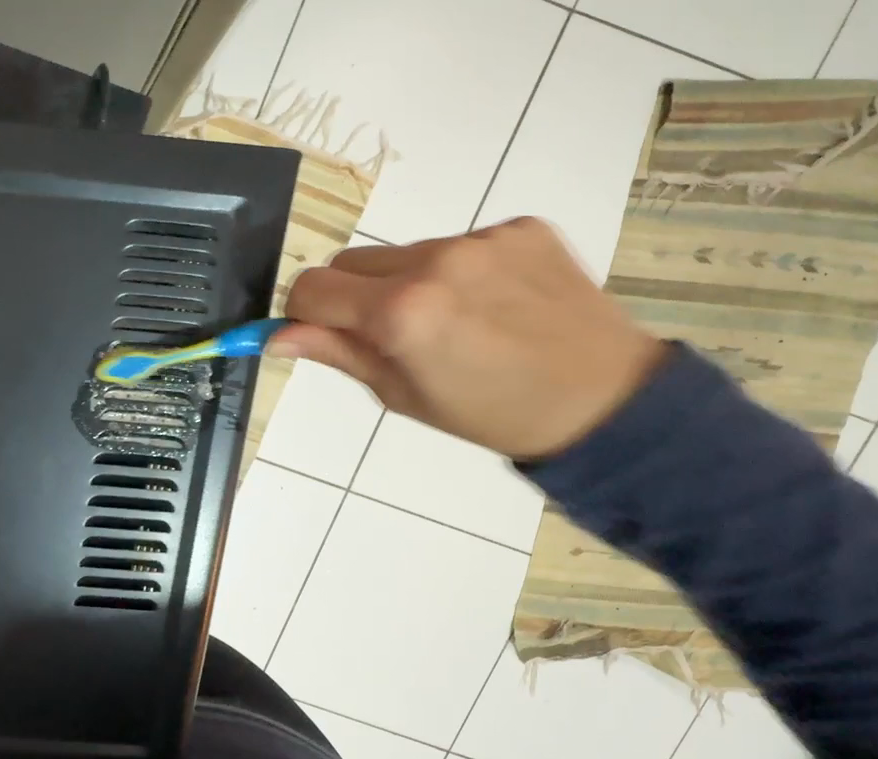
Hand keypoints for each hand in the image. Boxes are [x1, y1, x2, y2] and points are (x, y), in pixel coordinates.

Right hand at [268, 217, 664, 459]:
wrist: (599, 396)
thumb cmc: (487, 412)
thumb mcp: (399, 395)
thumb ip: (337, 354)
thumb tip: (278, 337)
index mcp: (400, 312)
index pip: (312, 287)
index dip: (303, 313)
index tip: (317, 334)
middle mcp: (435, 261)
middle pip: (350, 262)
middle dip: (351, 296)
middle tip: (385, 335)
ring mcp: (482, 239)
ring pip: (403, 253)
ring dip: (403, 282)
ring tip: (448, 321)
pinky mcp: (520, 227)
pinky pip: (457, 244)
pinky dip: (455, 271)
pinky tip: (487, 304)